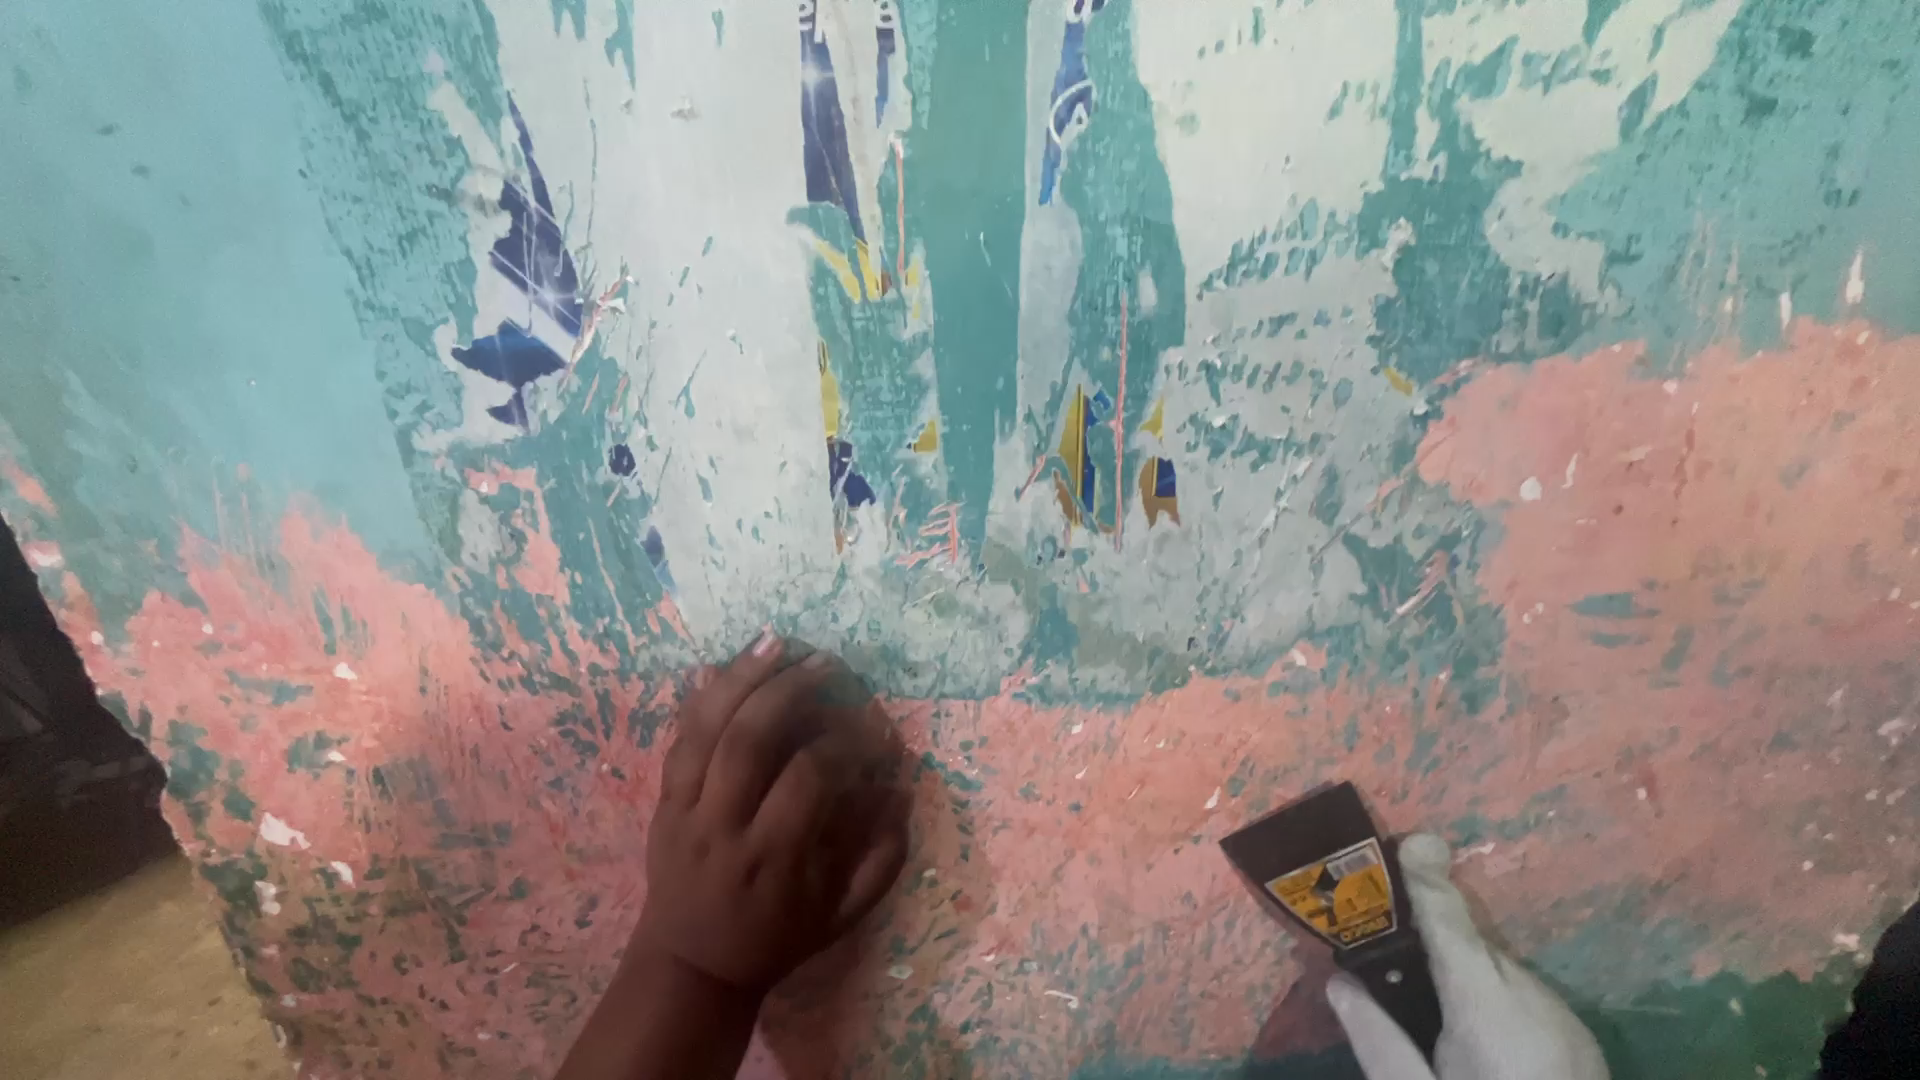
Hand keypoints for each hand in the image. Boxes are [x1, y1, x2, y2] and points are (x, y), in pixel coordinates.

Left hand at [632, 633, 908, 998]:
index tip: (873, 731)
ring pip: (705, 729)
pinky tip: (719, 664)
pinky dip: (699, 698)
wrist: (689, 966)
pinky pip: (677, 739)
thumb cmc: (774, 938)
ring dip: (741, 677)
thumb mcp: (839, 917)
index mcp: (770, 858)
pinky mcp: (662, 801)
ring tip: (776, 641)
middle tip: (826, 663)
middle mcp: (721, 827)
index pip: (808, 778)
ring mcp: (682, 810)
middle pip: (748, 741)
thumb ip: (880, 861)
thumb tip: (902, 792)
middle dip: (790, 691)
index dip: (845, 742)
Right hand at [1325, 834, 1608, 1079]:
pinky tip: (1471, 1037)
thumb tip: (1337, 983)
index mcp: (1494, 1014)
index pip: (1451, 926)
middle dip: (1429, 935)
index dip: (1426, 879)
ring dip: (1460, 969)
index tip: (1414, 837)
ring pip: (1499, 970)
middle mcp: (1540, 1007)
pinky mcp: (1584, 1046)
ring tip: (1422, 1003)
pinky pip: (1522, 996)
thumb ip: (1378, 1042)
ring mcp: (1571, 1027)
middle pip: (1473, 945)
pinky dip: (1488, 994)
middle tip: (1381, 945)